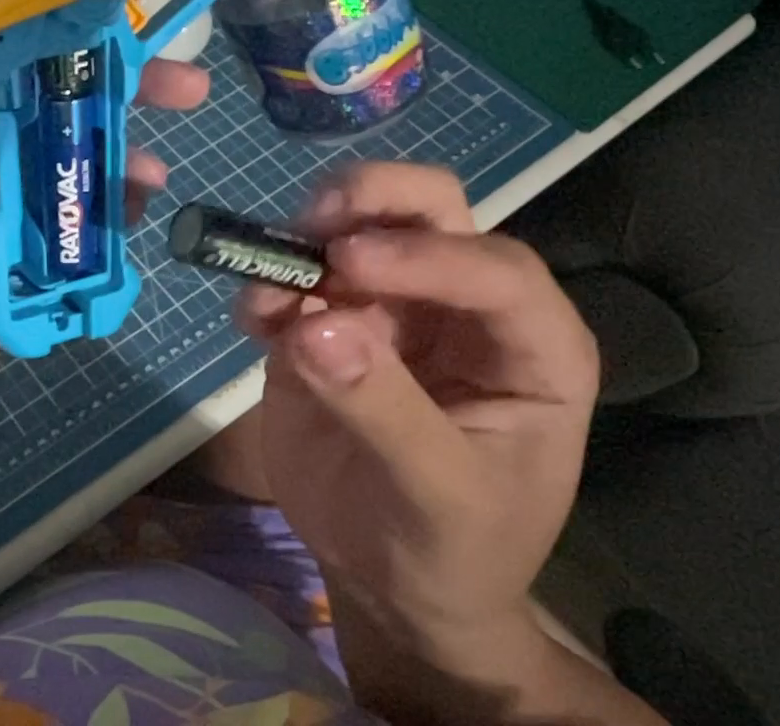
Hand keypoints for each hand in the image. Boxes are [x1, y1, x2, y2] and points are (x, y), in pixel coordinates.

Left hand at [0, 53, 208, 497]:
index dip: (25, 41)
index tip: (103, 31)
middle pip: (5, 102)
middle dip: (84, 94)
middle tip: (176, 88)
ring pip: (30, 151)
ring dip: (93, 151)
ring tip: (159, 166)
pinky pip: (37, 202)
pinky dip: (81, 201)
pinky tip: (132, 208)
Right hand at [239, 163, 599, 661]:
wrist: (388, 580)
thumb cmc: (451, 547)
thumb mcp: (439, 496)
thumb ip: (386, 410)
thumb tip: (313, 326)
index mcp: (528, 346)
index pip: (495, 269)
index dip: (427, 255)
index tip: (346, 263)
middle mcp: (457, 310)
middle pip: (427, 212)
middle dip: (371, 200)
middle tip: (314, 221)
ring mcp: (383, 313)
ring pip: (349, 232)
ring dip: (304, 238)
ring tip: (266, 277)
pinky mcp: (320, 328)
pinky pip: (290, 284)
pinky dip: (264, 286)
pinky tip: (251, 321)